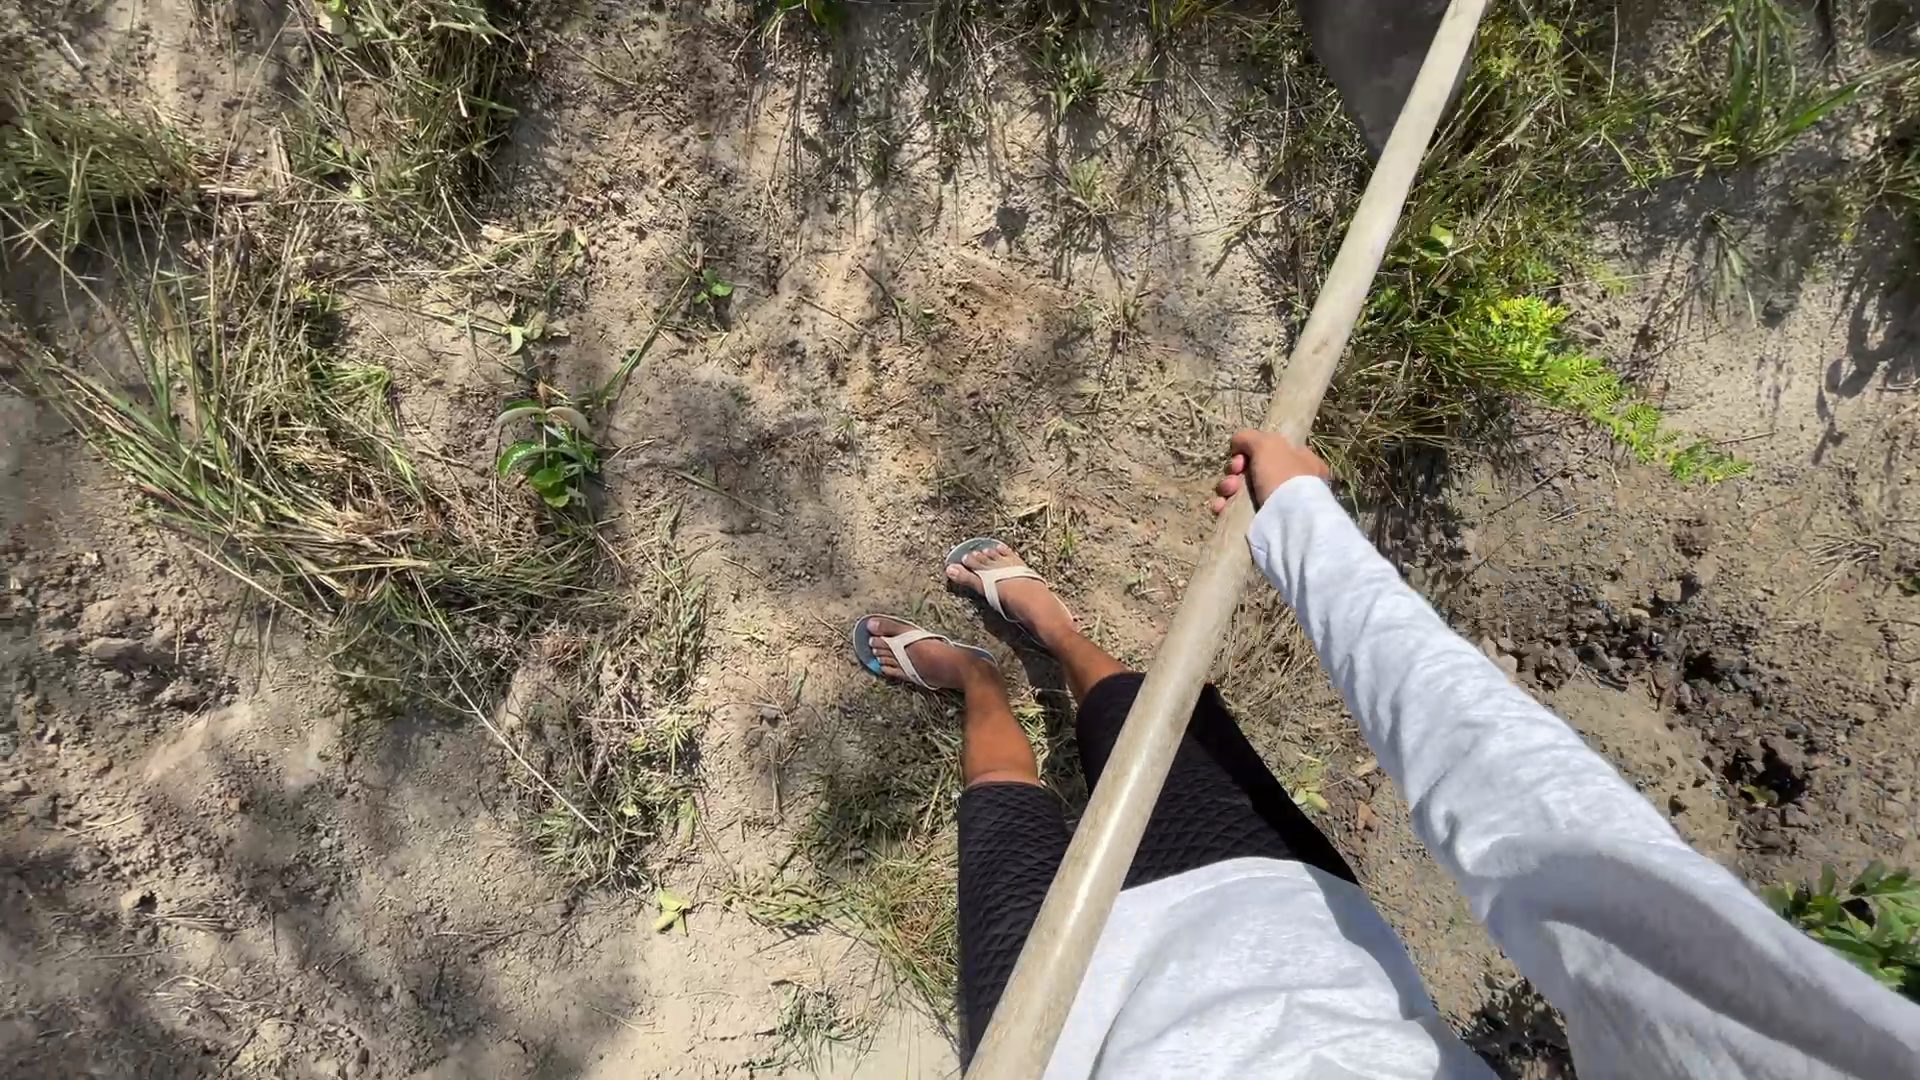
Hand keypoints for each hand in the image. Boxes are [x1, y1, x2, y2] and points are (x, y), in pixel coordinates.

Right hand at [1210, 430, 1329, 513]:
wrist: (1287, 521)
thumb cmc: (1283, 477)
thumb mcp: (1268, 445)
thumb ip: (1250, 437)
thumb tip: (1238, 441)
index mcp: (1303, 461)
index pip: (1275, 450)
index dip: (1253, 449)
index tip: (1242, 453)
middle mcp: (1291, 483)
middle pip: (1254, 469)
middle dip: (1236, 470)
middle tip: (1234, 472)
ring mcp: (1276, 504)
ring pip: (1242, 489)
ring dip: (1228, 486)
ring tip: (1228, 490)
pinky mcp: (1260, 522)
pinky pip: (1236, 509)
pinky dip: (1225, 506)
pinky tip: (1221, 506)